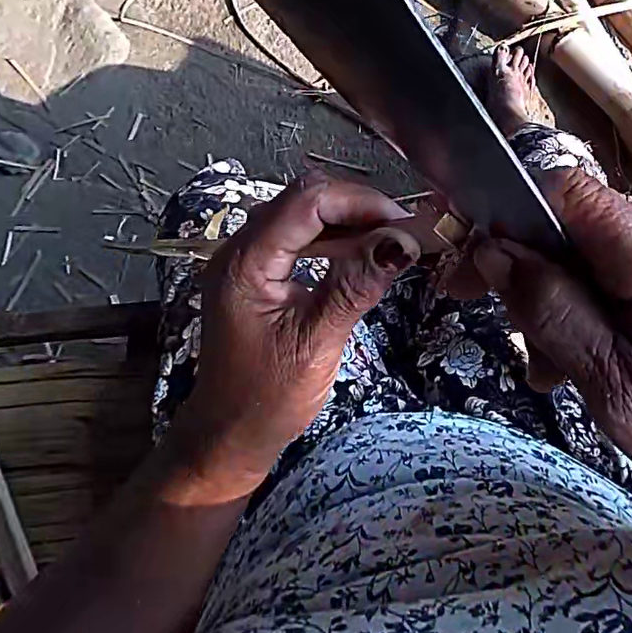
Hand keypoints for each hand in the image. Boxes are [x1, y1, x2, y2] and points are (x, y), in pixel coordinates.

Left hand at [169, 172, 419, 494]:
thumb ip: (357, 284)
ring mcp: (248, 256)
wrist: (228, 434)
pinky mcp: (261, 269)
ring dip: (350, 220)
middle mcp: (240, 247)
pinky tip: (363, 251)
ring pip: (305, 212)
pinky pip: (302, 235)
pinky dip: (336, 236)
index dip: (360, 203)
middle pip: (305, 198)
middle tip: (403, 230)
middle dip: (358, 207)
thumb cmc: (268, 398)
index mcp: (246, 262)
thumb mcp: (319, 342)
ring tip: (391, 238)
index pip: (307, 202)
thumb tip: (403, 241)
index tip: (403, 223)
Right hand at [472, 168, 631, 519]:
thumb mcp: (618, 390)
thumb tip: (491, 252)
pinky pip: (602, 274)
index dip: (511, 211)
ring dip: (545, 297)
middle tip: (480, 310)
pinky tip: (568, 359)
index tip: (468, 256)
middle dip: (521, 267)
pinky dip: (573, 308)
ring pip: (578, 251)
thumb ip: (553, 314)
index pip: (572, 193)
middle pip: (569, 223)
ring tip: (545, 365)